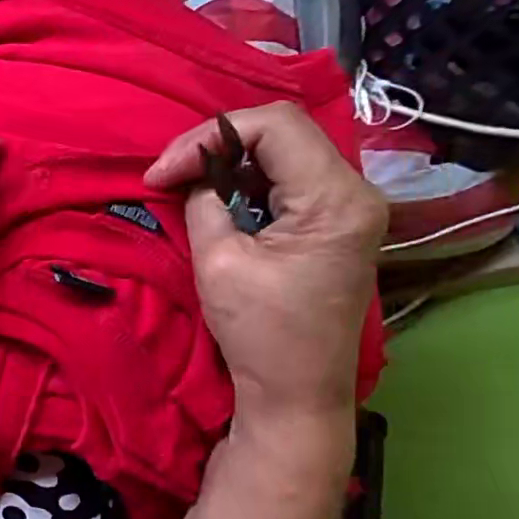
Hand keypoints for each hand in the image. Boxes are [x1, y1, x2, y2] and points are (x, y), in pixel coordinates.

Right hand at [145, 103, 385, 421]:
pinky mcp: (334, 226)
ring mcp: (349, 209)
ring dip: (229, 163)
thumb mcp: (219, 262)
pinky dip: (247, 184)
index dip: (210, 136)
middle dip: (215, 145)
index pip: (276, 125)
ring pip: (283, 155)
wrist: (297, 392)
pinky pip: (288, 183)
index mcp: (336, 199)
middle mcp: (355, 192)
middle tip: (168, 173)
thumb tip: (196, 179)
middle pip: (282, 133)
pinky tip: (217, 200)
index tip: (163, 171)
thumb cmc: (261, 334)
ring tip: (184, 184)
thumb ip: (205, 205)